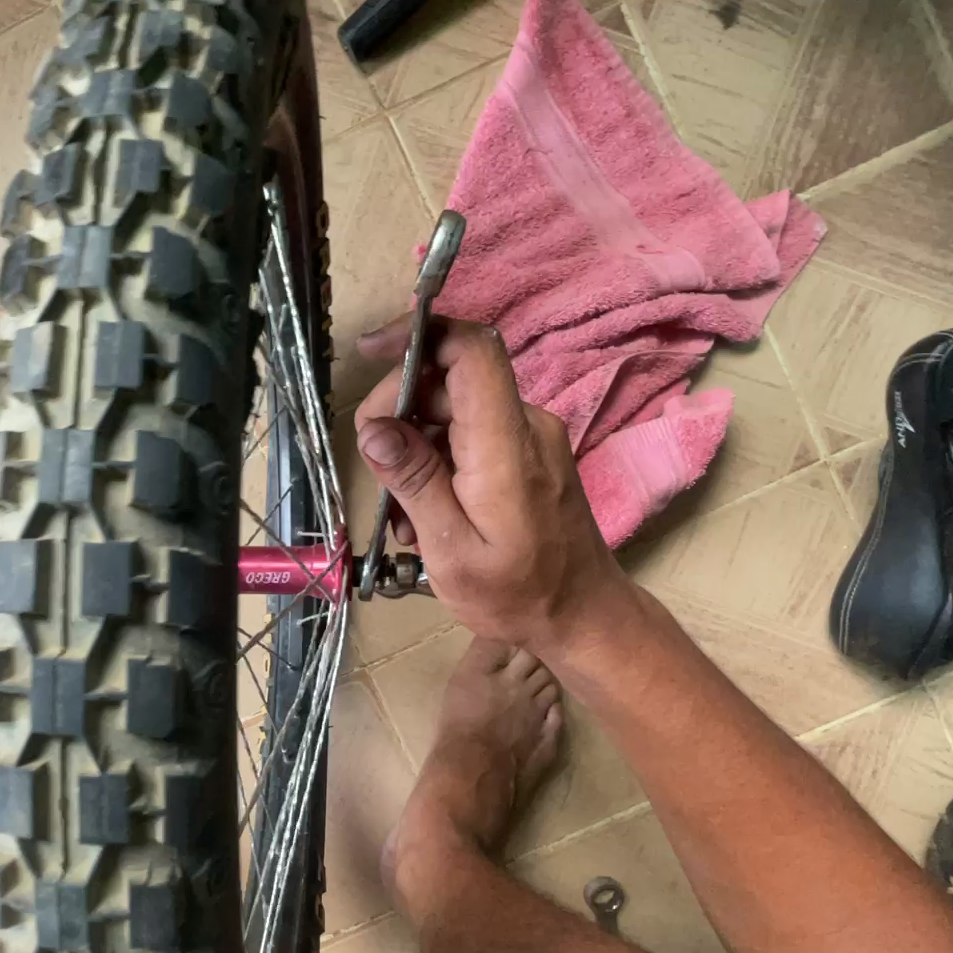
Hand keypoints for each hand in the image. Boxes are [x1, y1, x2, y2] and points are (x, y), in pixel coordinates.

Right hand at [353, 315, 637, 658]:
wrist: (582, 617)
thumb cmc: (517, 595)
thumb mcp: (452, 549)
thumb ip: (415, 482)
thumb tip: (374, 429)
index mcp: (505, 444)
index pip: (471, 351)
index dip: (417, 335)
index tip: (369, 351)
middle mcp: (524, 425)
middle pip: (449, 381)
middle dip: (398, 413)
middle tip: (375, 468)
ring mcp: (528, 438)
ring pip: (452, 412)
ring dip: (414, 449)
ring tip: (403, 513)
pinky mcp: (525, 455)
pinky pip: (469, 436)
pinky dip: (437, 463)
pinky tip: (426, 512)